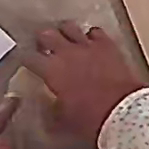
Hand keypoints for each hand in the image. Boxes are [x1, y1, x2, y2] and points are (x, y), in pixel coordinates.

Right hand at [21, 22, 148, 144]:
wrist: (123, 111)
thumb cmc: (90, 119)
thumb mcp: (63, 122)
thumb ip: (50, 112)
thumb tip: (44, 109)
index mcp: (51, 70)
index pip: (29, 57)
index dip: (25, 59)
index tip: (26, 63)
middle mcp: (66, 52)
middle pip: (46, 34)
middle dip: (43, 40)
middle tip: (45, 49)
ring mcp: (87, 45)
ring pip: (69, 26)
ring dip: (65, 33)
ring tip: (67, 42)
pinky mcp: (107, 44)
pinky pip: (94, 31)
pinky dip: (91, 37)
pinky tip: (91, 44)